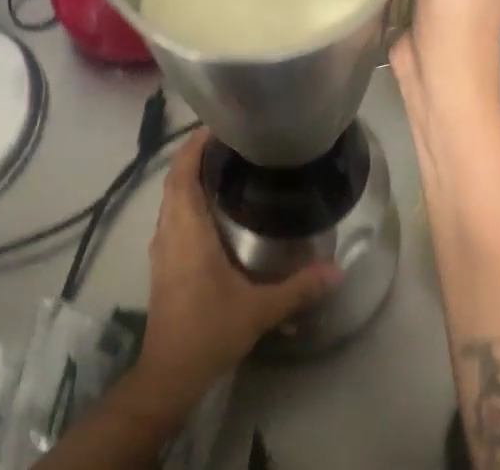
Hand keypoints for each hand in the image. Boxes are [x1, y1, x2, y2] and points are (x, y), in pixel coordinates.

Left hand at [134, 132, 339, 410]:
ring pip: (171, 201)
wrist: (169, 374)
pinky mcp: (163, 265)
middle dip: (196, 157)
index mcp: (187, 231)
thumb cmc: (208, 331)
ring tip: (226, 168)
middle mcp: (169, 233)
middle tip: (231, 142)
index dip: (193, 146)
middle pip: (174, 182)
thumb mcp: (259, 309)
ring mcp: (162, 250)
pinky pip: (172, 218)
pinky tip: (216, 210)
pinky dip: (188, 202)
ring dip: (190, 179)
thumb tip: (337, 270)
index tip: (217, 125)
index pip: (182, 174)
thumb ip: (299, 287)